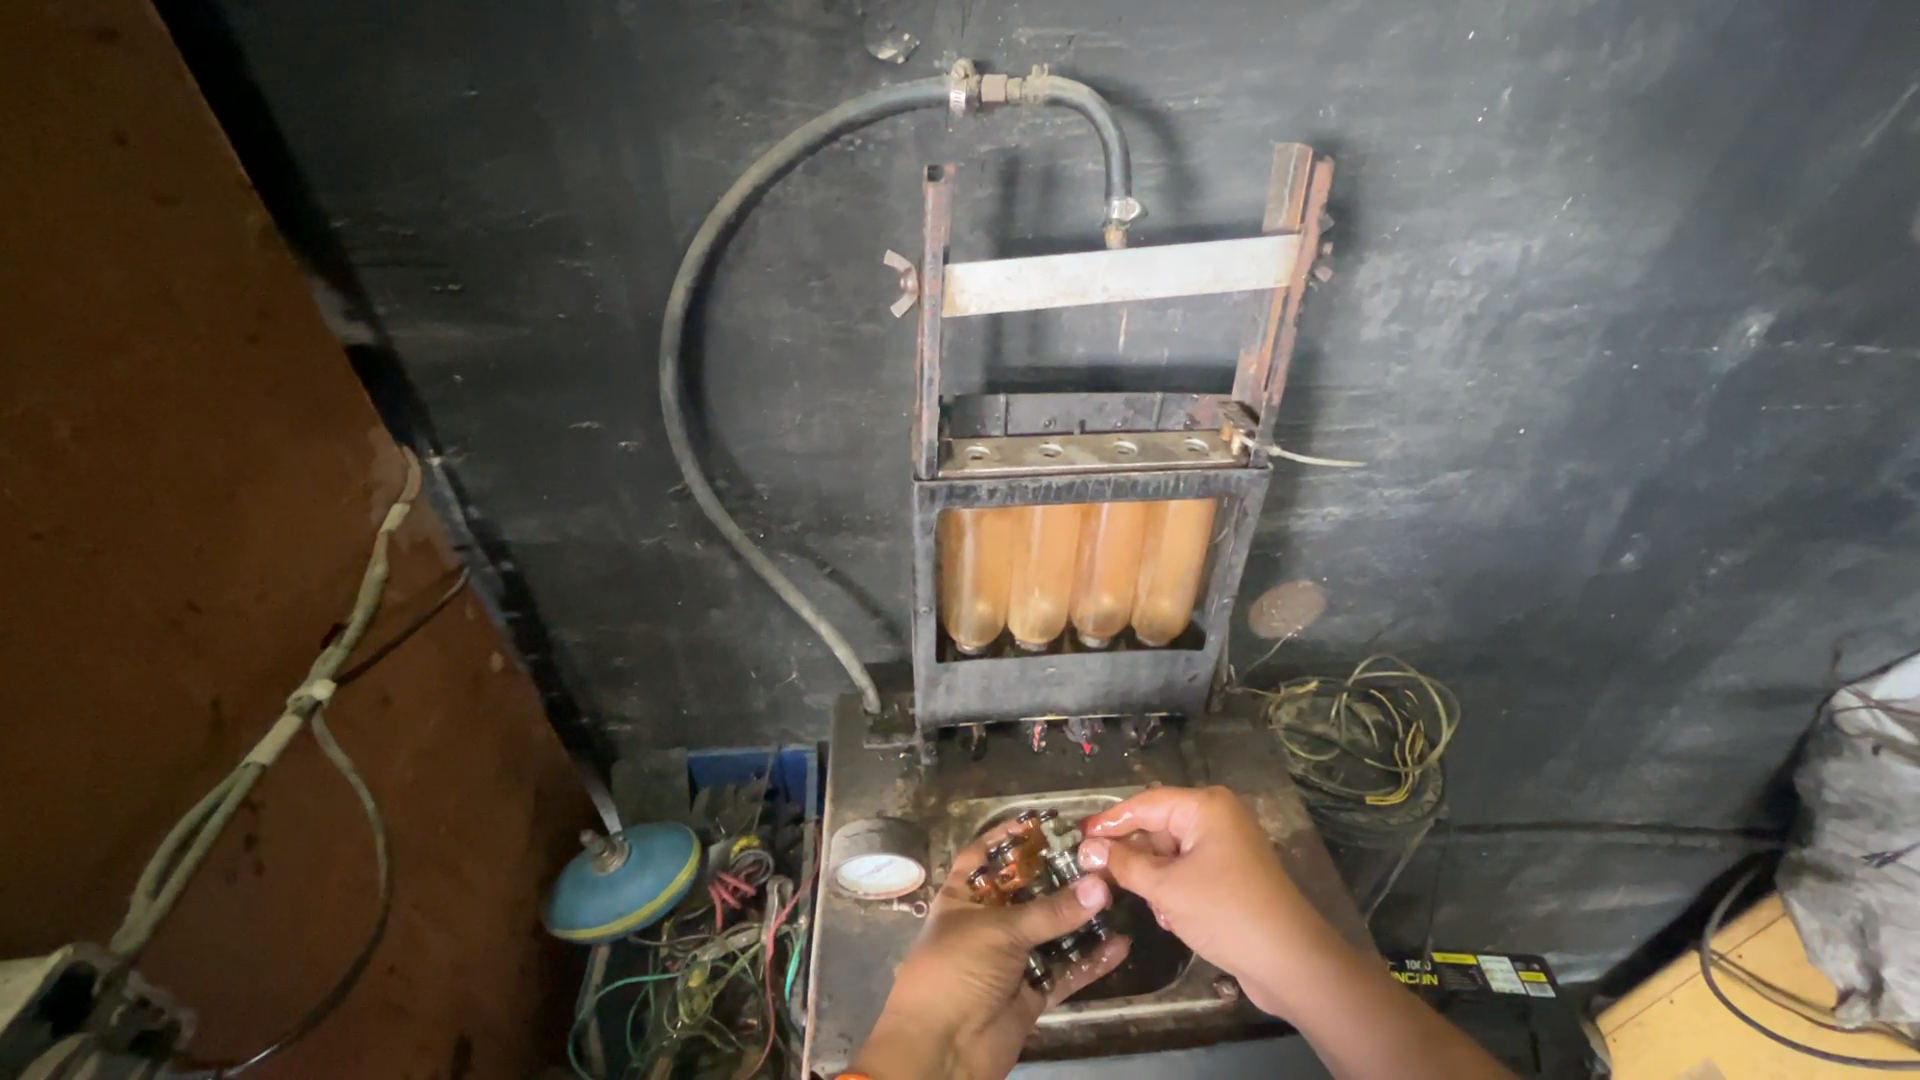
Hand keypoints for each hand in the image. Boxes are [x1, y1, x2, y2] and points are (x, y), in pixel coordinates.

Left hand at [851, 826, 1130, 1079]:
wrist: (940, 1050)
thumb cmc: (955, 970)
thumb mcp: (999, 931)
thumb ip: (1051, 911)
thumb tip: (1099, 887)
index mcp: (964, 897)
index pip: (985, 855)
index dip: (1010, 838)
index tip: (1045, 823)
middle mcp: (988, 922)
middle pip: (1028, 893)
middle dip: (1060, 879)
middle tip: (1098, 860)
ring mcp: (1011, 959)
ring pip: (1052, 932)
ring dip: (1081, 920)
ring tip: (1118, 897)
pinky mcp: (1031, 992)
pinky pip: (1065, 970)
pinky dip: (1090, 961)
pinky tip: (1119, 945)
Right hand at [1078, 785, 1337, 1018]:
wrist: (1291, 963)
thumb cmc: (1225, 913)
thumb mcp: (1166, 888)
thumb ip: (1124, 864)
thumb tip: (1089, 848)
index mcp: (1205, 807)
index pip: (1144, 804)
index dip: (1109, 821)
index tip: (1078, 836)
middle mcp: (1217, 817)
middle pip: (1158, 825)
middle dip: (1130, 851)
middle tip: (1096, 870)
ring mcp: (1228, 845)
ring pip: (1171, 850)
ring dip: (1151, 874)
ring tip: (1134, 898)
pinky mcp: (1233, 873)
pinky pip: (1189, 868)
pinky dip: (1172, 886)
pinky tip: (1166, 914)